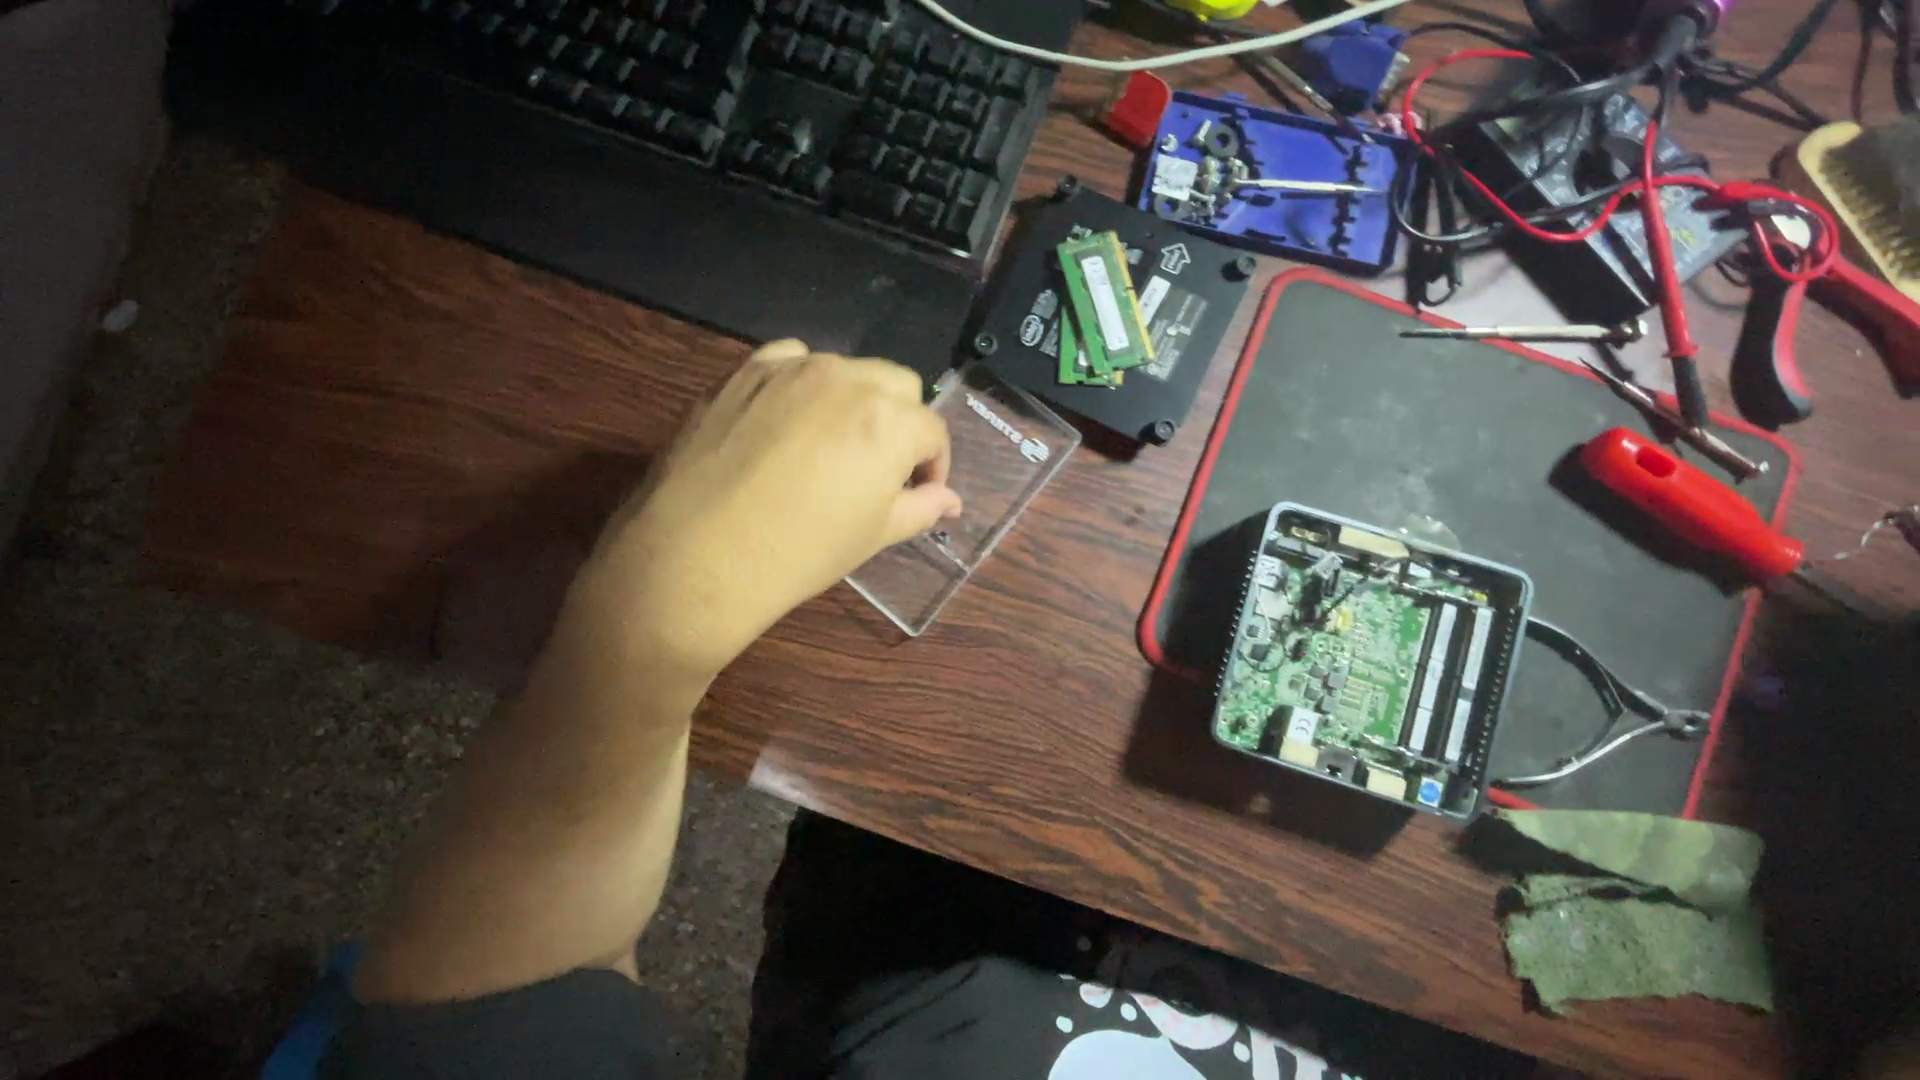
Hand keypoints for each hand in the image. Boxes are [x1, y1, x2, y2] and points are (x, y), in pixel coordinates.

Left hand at [578, 340, 960, 677]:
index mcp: (890, 421)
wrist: (697, 557)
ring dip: (853, 400)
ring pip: (846, 369)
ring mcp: (791, 369)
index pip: (932, 430)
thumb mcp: (872, 536)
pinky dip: (802, 381)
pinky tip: (788, 418)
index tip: (917, 493)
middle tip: (878, 469)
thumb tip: (951, 500)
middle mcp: (847, 379)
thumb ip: (920, 507)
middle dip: (900, 424)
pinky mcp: (744, 371)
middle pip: (898, 385)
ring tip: (831, 445)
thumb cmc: (798, 554)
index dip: (933, 465)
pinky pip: (790, 359)